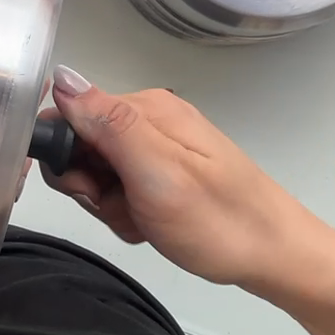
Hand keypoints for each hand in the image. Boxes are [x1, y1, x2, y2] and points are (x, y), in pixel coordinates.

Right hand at [42, 66, 334, 293]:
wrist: (274, 257)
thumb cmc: (218, 219)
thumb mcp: (157, 173)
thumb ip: (108, 124)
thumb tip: (60, 76)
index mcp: (145, 109)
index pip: (69, 116)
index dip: (64, 155)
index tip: (89, 187)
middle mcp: (147, 120)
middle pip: (78, 147)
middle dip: (88, 186)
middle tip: (122, 206)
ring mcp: (154, 149)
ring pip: (94, 174)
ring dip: (107, 204)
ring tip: (141, 219)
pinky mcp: (159, 174)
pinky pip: (116, 190)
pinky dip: (123, 212)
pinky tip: (148, 224)